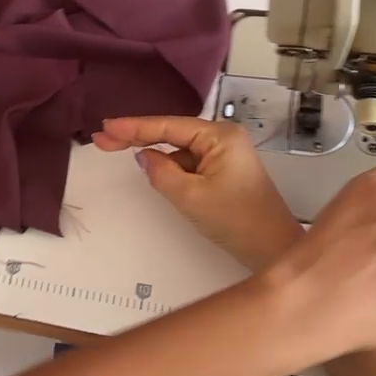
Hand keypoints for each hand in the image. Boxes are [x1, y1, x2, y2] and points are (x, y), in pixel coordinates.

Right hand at [93, 116, 302, 270]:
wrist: (273, 249)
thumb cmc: (237, 221)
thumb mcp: (190, 197)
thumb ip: (160, 172)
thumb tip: (144, 156)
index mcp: (219, 136)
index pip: (168, 126)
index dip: (133, 127)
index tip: (105, 127)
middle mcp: (223, 137)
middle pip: (172, 133)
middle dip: (137, 136)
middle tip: (102, 140)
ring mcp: (223, 154)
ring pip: (178, 149)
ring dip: (152, 153)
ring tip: (117, 151)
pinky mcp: (222, 170)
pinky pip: (187, 163)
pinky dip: (168, 167)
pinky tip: (151, 172)